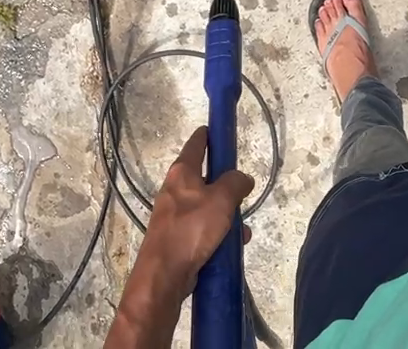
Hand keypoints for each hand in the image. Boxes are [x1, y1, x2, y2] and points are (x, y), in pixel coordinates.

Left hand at [104, 127, 252, 348]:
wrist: (163, 275)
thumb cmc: (191, 229)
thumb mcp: (221, 201)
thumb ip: (235, 184)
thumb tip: (243, 178)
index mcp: (182, 172)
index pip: (196, 143)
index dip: (209, 135)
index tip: (221, 131)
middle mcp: (175, 189)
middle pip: (204, 178)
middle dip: (225, 186)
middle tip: (242, 193)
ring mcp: (174, 214)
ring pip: (206, 206)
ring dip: (226, 215)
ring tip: (242, 229)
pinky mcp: (177, 237)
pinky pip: (203, 229)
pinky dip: (218, 234)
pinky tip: (232, 247)